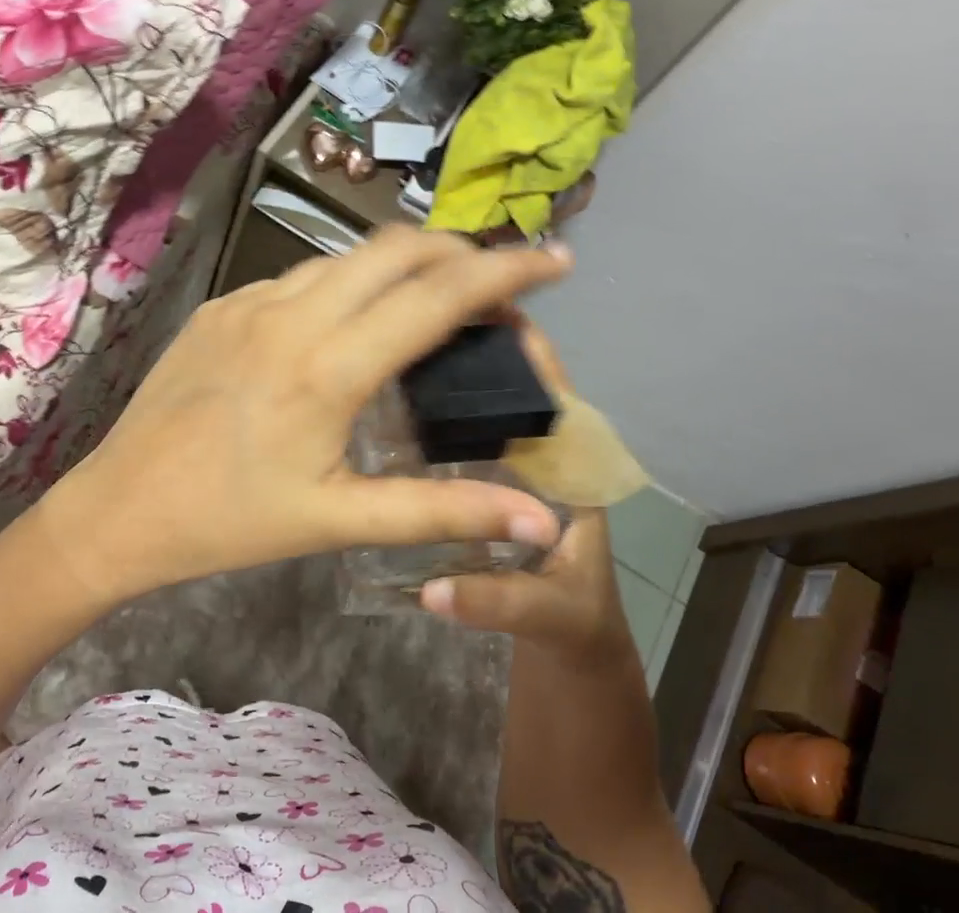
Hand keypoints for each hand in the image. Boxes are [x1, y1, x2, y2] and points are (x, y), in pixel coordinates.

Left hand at [36, 228, 572, 602]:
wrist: (120, 506)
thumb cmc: (229, 521)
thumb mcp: (337, 520)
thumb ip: (440, 511)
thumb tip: (541, 524)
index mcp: (327, 366)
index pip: (438, 295)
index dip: (506, 272)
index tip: (555, 260)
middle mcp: (288, 315)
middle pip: (393, 249)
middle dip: (457, 252)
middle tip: (495, 282)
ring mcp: (245, 304)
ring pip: (341, 259)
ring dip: (396, 265)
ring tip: (428, 299)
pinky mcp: (216, 310)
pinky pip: (294, 280)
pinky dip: (340, 285)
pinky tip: (344, 324)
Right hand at [420, 317, 631, 661]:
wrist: (569, 651)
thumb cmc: (573, 625)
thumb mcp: (547, 616)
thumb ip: (498, 603)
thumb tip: (431, 592)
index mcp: (569, 473)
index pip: (555, 397)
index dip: (528, 352)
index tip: (483, 308)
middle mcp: (538, 460)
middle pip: (511, 392)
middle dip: (472, 353)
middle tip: (411, 316)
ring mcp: (508, 472)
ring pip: (480, 413)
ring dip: (448, 379)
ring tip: (391, 347)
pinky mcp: (481, 488)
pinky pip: (456, 440)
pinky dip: (430, 417)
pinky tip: (384, 404)